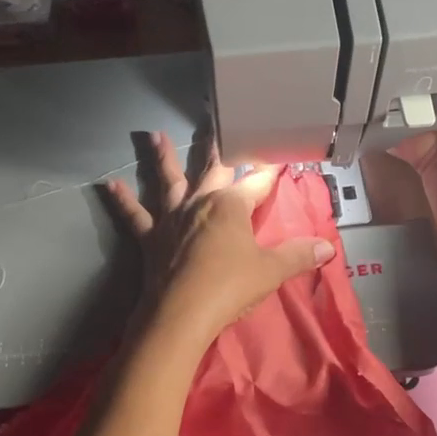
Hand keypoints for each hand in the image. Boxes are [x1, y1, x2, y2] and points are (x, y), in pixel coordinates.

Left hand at [103, 131, 335, 342]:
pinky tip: (108, 186)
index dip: (270, 170)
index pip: (257, 182)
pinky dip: (122, 201)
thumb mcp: (271, 272)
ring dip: (162, 158)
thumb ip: (298, 255)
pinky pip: (134, 215)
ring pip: (168, 181)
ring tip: (153, 135)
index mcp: (231, 205)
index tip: (280, 156)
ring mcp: (172, 218)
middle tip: (214, 121)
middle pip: (211, 169)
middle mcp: (200, 202)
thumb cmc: (229, 288)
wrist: (181, 314)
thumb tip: (328, 246)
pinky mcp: (150, 238)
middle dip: (216, 147)